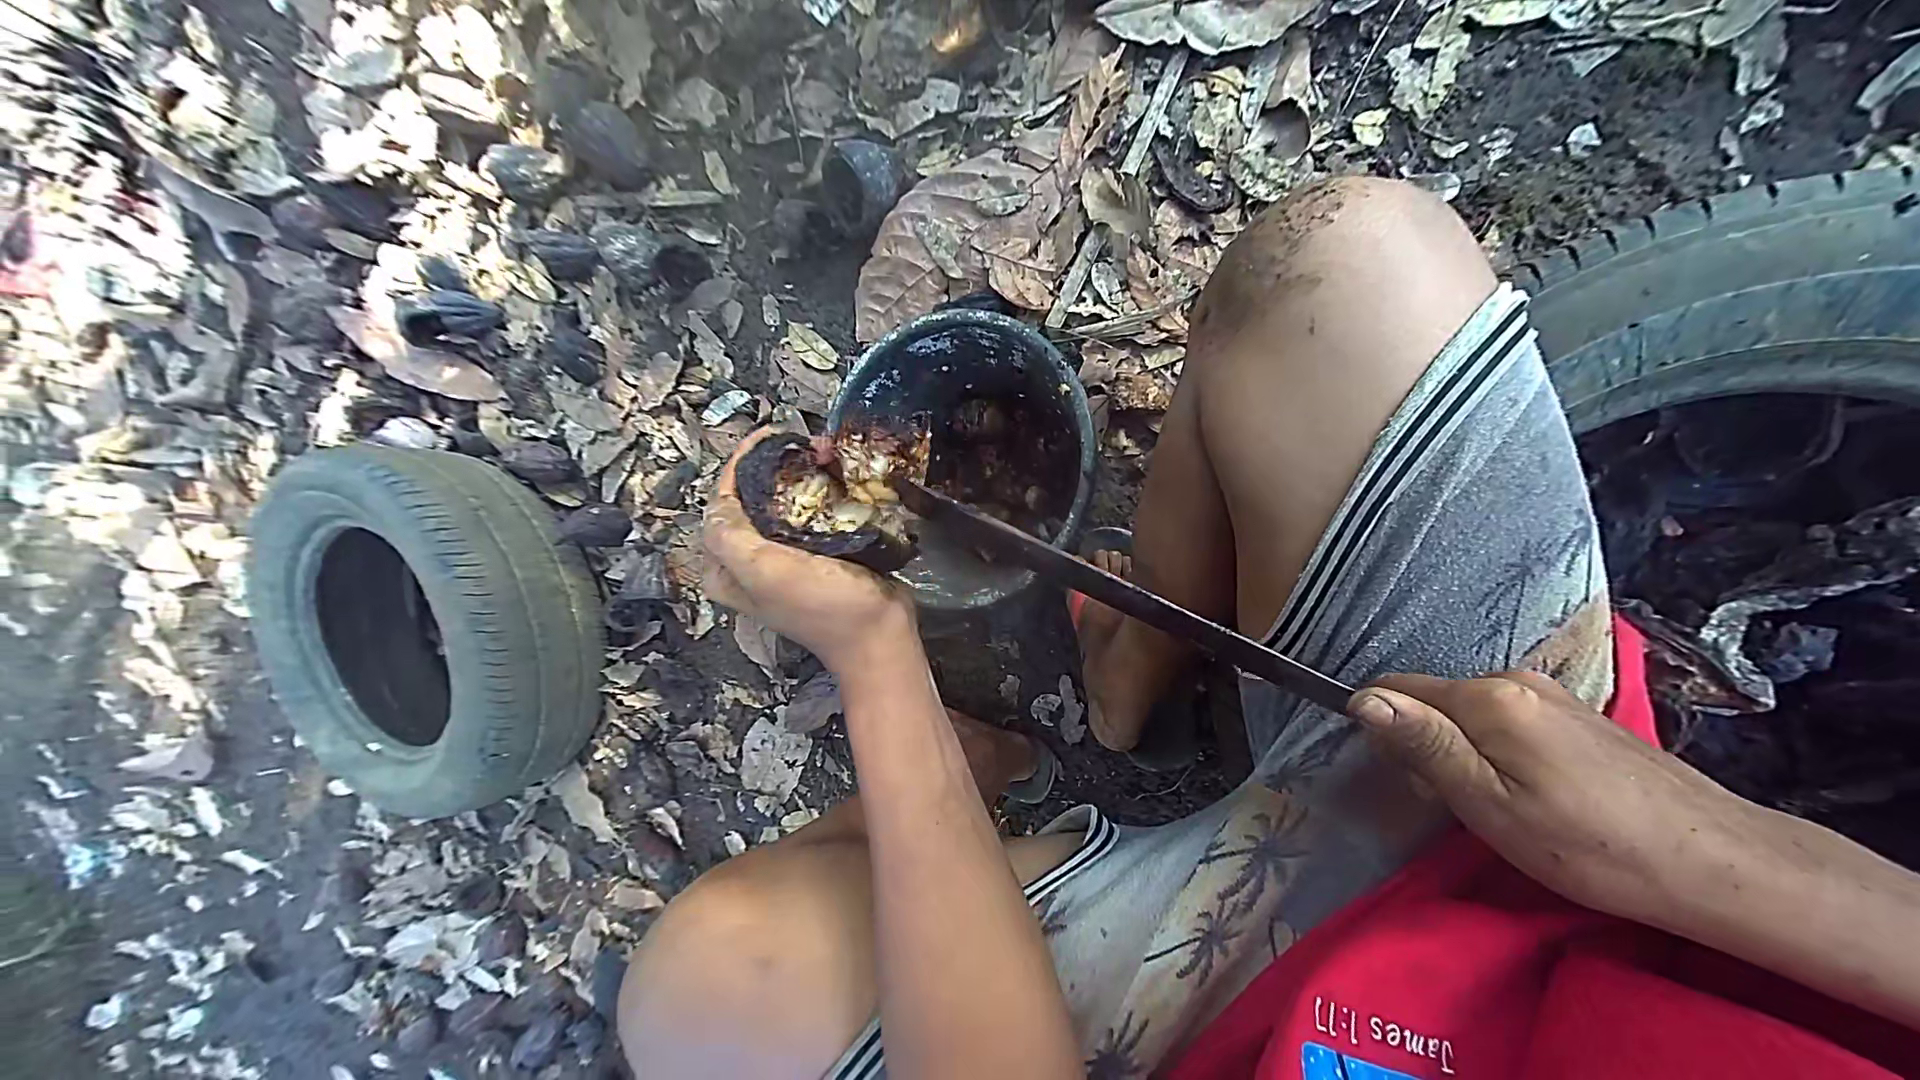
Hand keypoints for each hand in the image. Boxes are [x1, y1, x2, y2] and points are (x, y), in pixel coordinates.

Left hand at [703, 427, 919, 673]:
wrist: (878, 633)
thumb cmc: (824, 605)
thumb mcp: (765, 572)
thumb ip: (729, 536)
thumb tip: (721, 500)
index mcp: (726, 571)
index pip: (720, 503)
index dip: (739, 465)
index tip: (770, 438)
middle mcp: (748, 565)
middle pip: (749, 501)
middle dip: (772, 467)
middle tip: (802, 446)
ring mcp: (783, 561)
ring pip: (781, 505)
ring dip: (799, 476)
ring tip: (823, 455)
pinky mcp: (816, 557)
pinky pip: (809, 516)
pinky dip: (820, 493)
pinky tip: (836, 478)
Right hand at [1348, 671, 1766, 931]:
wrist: (1730, 867)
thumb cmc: (1591, 845)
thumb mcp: (1488, 802)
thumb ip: (1424, 743)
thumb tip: (1362, 699)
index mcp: (1486, 696)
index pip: (1395, 689)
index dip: (1388, 732)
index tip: (1417, 780)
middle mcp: (1516, 679)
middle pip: (1433, 701)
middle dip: (1428, 744)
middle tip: (1466, 804)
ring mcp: (1553, 694)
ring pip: (1470, 712)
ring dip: (1464, 750)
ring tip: (1504, 803)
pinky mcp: (1579, 714)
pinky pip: (1507, 718)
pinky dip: (1499, 749)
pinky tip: (1538, 791)